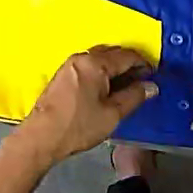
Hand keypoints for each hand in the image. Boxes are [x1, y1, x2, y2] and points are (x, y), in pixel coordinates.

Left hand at [9, 46, 156, 169]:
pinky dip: (101, 73)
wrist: (39, 139)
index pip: (127, 56)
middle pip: (112, 53)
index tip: (153, 76)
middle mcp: (82, 58)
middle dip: (129, 64)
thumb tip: (151, 86)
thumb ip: (134, 96)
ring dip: (114, 68)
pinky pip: (88, 66)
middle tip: (141, 81)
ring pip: (99, 59)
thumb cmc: (78, 126)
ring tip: (125, 86)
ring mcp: (69, 66)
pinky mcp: (62, 76)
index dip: (143, 64)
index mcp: (95, 63)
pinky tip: (105, 89)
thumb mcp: (113, 114)